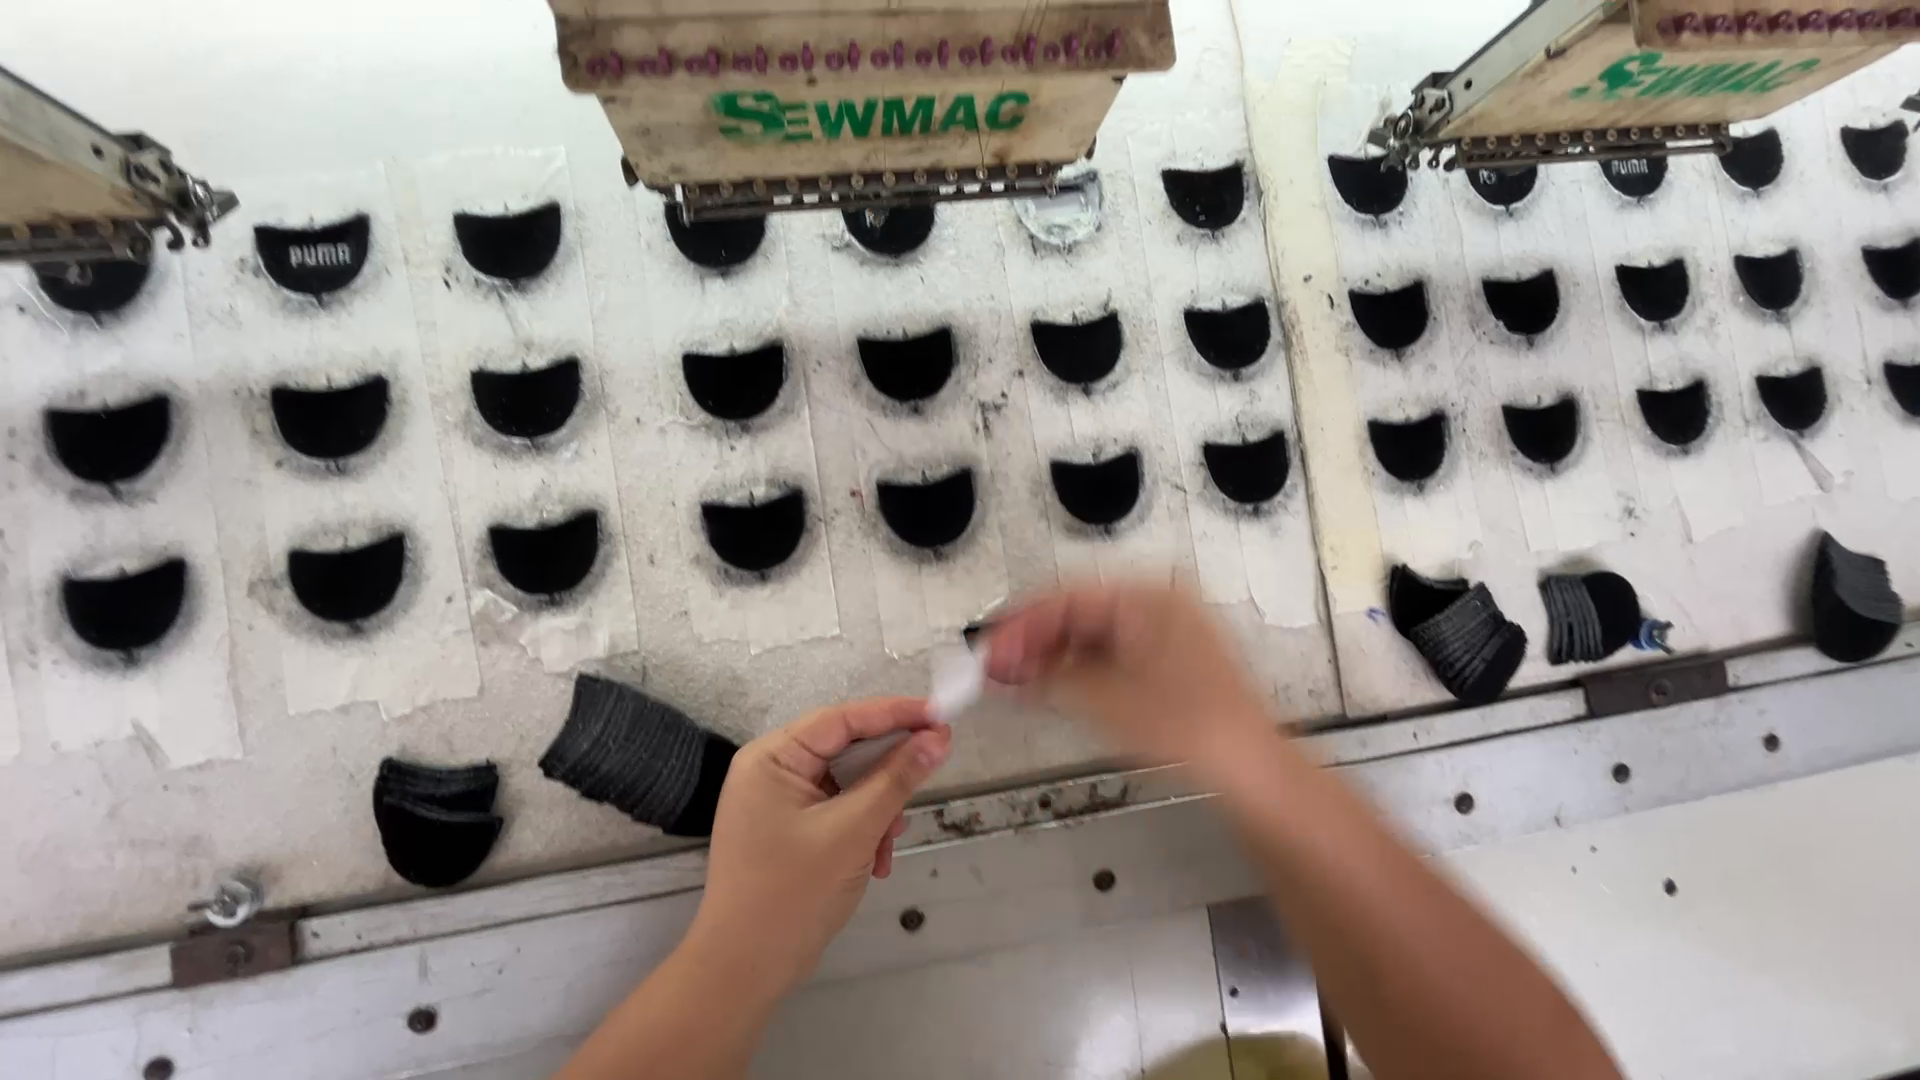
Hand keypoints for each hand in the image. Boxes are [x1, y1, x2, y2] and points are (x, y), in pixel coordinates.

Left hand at [689, 697, 951, 993]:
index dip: (895, 713)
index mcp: (773, 757)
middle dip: (887, 771)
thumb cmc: (793, 893)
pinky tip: (876, 859)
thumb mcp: (853, 830)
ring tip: (892, 840)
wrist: (743, 973)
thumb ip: (897, 778)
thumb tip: (938, 737)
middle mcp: (770, 770)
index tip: (941, 714)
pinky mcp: (786, 829)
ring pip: (846, 783)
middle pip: (844, 749)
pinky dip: (861, 828)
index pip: (842, 719)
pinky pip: (836, 809)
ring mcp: (776, 802)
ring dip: (877, 807)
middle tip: (931, 771)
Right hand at [983, 582, 1274, 775]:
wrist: (1251, 772)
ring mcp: (1168, 628)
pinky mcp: (1170, 657)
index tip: (986, 653)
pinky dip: (1078, 668)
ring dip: (1052, 655)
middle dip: (1032, 640)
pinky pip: (1111, 650)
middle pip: (1078, 611)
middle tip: (994, 670)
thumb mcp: (1104, 699)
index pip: (1066, 597)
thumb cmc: (1190, 729)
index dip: (1020, 626)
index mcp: (1149, 595)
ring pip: (1092, 632)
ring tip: (1014, 681)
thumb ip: (1045, 675)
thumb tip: (1000, 666)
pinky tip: (1050, 687)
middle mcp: (1160, 601)